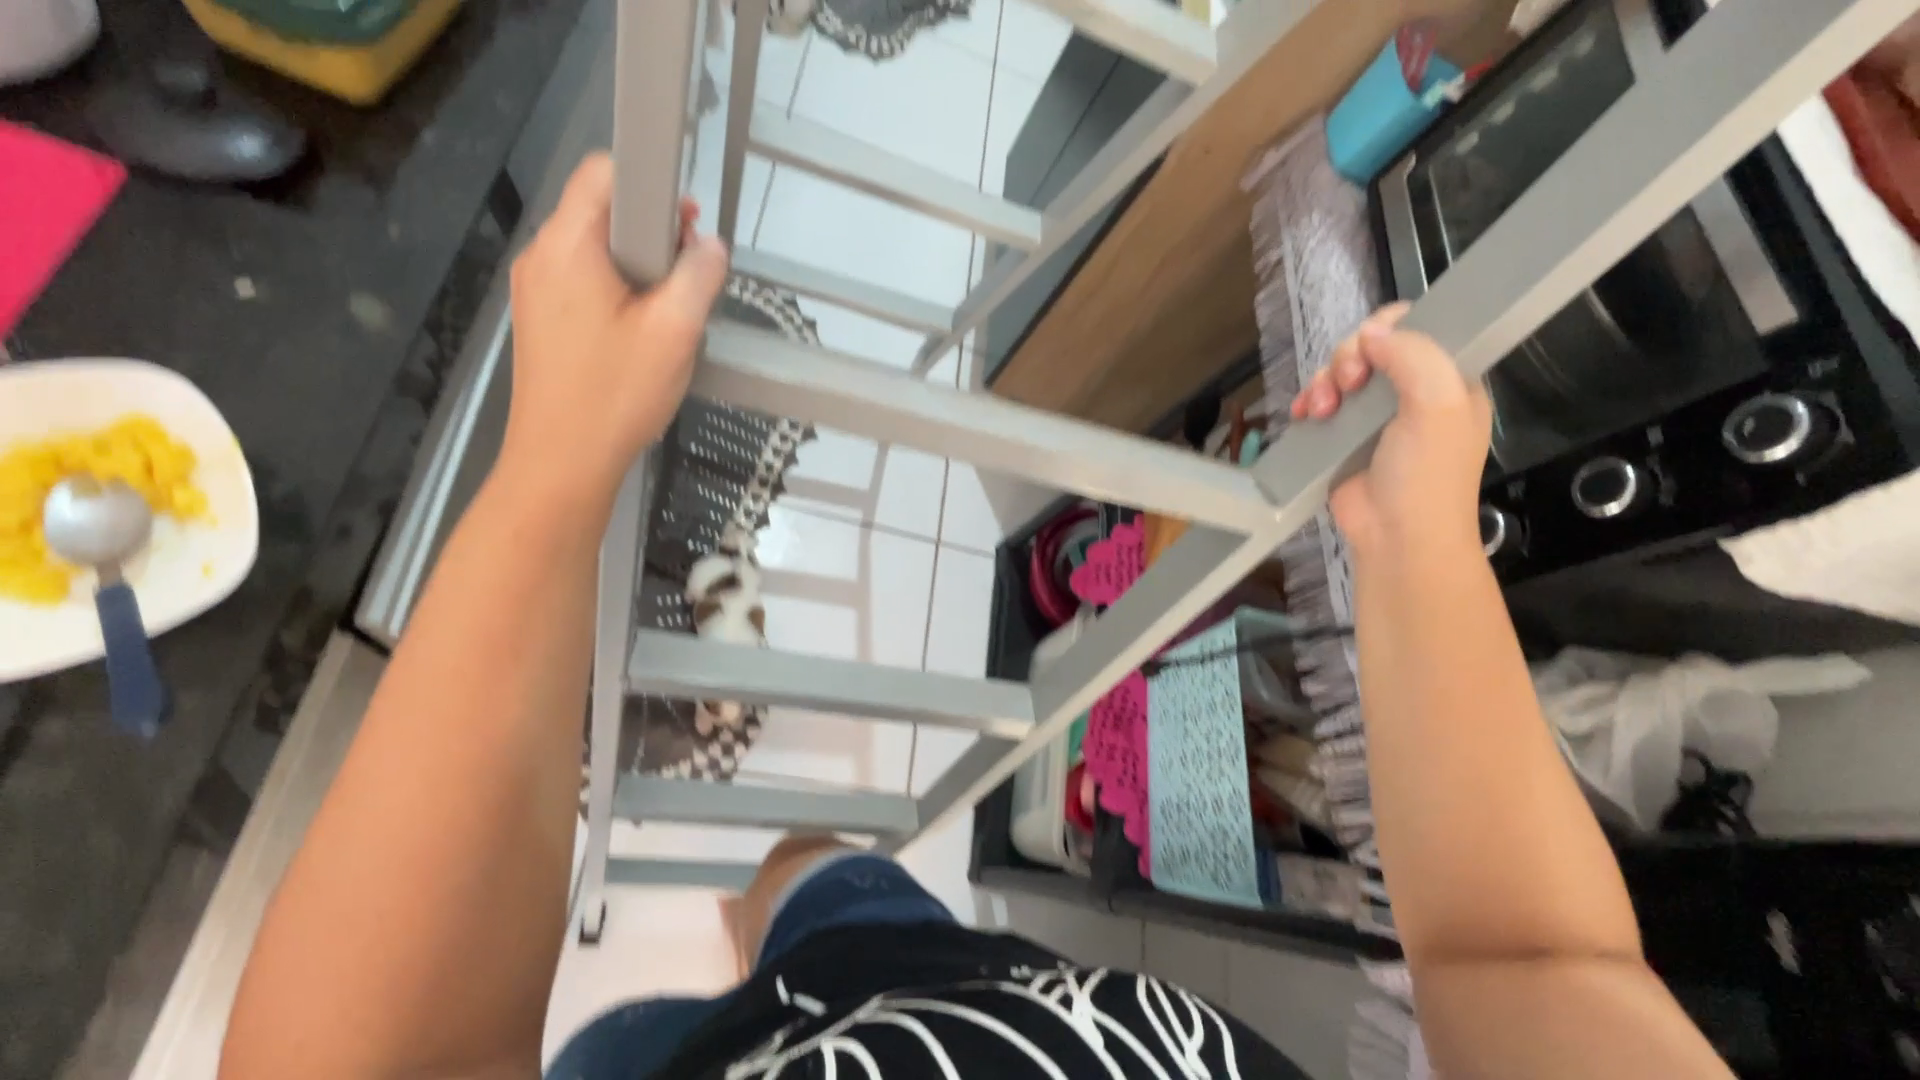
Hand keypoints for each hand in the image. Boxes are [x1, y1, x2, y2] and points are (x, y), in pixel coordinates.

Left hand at [499, 153, 729, 511]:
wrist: (561, 464)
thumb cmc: (616, 394)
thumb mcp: (674, 331)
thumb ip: (699, 275)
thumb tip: (710, 246)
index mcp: (567, 244)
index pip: (604, 172)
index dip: (653, 186)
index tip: (688, 228)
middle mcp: (541, 256)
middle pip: (599, 211)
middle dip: (653, 233)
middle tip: (691, 277)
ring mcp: (534, 291)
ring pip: (595, 251)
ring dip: (639, 268)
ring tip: (671, 314)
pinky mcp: (539, 322)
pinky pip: (584, 284)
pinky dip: (618, 293)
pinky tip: (641, 336)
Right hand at [1290, 303, 1490, 561]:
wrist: (1397, 538)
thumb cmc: (1426, 474)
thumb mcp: (1438, 404)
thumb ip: (1413, 356)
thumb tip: (1369, 335)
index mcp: (1450, 379)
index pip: (1421, 328)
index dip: (1390, 328)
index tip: (1372, 348)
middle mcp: (1413, 392)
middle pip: (1372, 346)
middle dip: (1349, 357)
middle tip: (1346, 384)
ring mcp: (1375, 416)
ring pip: (1341, 373)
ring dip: (1324, 383)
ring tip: (1321, 409)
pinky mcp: (1344, 437)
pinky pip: (1321, 402)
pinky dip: (1308, 402)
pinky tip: (1303, 415)